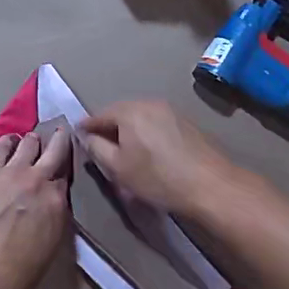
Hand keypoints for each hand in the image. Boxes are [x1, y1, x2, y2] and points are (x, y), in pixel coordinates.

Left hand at [0, 130, 72, 288]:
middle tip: (59, 132)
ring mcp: (13, 172)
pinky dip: (8, 141)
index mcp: (58, 199)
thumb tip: (54, 199)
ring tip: (31, 141)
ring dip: (32, 141)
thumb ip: (56, 212)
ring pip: (29, 142)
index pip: (66, 174)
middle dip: (59, 140)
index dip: (65, 169)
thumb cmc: (23, 267)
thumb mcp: (54, 240)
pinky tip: (9, 141)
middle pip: (54, 149)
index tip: (65, 163)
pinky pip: (1, 146)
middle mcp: (39, 179)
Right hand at [80, 101, 252, 217]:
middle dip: (109, 128)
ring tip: (125, 151)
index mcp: (129, 110)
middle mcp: (149, 103)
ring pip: (139, 118)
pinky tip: (149, 151)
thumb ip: (96, 148)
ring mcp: (170, 111)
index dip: (86, 128)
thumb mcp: (118, 168)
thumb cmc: (158, 177)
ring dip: (129, 131)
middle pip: (120, 113)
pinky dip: (147, 133)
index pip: (98, 115)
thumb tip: (86, 136)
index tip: (78, 138)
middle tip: (100, 147)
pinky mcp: (185, 122)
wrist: (210, 185)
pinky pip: (156, 123)